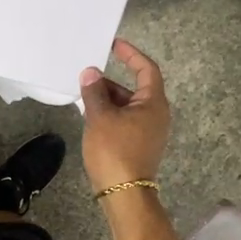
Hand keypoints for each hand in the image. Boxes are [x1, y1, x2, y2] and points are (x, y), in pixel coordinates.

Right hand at [79, 38, 170, 190]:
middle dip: (111, 82)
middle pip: (135, 89)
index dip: (131, 55)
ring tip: (84, 98)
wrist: (124, 193)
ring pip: (128, 107)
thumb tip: (91, 72)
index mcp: (153, 103)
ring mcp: (149, 132)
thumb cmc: (115, 151)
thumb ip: (94, 92)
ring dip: (108, 100)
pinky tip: (91, 117)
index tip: (114, 45)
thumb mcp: (100, 117)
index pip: (146, 69)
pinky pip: (125, 121)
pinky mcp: (140, 146)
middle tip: (87, 78)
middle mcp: (156, 114)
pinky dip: (110, 115)